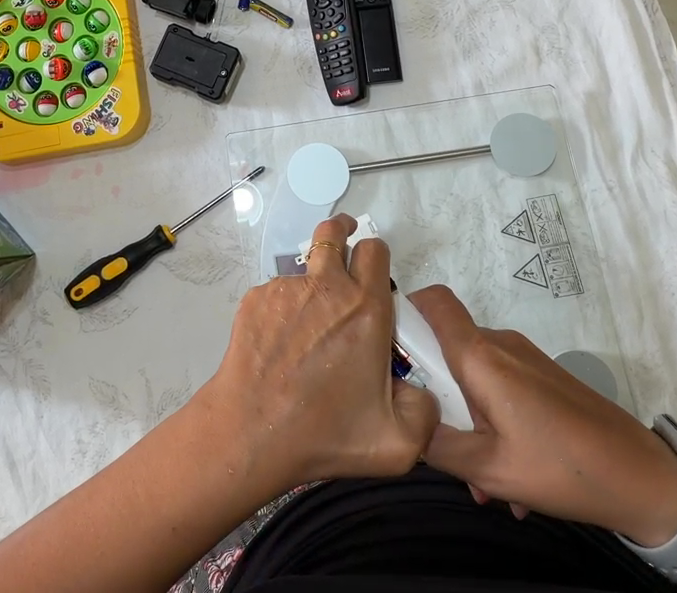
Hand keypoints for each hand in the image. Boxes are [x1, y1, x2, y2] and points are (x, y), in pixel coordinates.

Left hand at [194, 215, 438, 492]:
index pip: (376, 251)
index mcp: (366, 310)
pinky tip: (281, 348)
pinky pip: (277, 296)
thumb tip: (414, 390)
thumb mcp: (400, 443)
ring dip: (312, 288)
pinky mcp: (255, 301)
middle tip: (346, 246)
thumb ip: (424, 409)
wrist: (252, 433)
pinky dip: (284, 312)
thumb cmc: (325, 435)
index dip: (377, 256)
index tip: (374, 270)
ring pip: (305, 272)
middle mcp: (326, 288)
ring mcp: (285, 290)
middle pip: (333, 232)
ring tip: (307, 335)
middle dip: (343, 232)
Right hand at [411, 285, 676, 546]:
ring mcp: (527, 360)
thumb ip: (435, 443)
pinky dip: (494, 424)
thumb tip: (402, 423)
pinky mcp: (545, 379)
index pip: (431, 302)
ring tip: (483, 482)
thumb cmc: (562, 468)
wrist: (646, 481)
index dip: (402, 313)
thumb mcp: (487, 467)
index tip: (386, 352)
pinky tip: (509, 478)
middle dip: (436, 397)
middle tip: (438, 445)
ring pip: (475, 379)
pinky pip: (501, 390)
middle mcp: (502, 346)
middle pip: (447, 352)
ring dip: (468, 422)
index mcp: (481, 356)